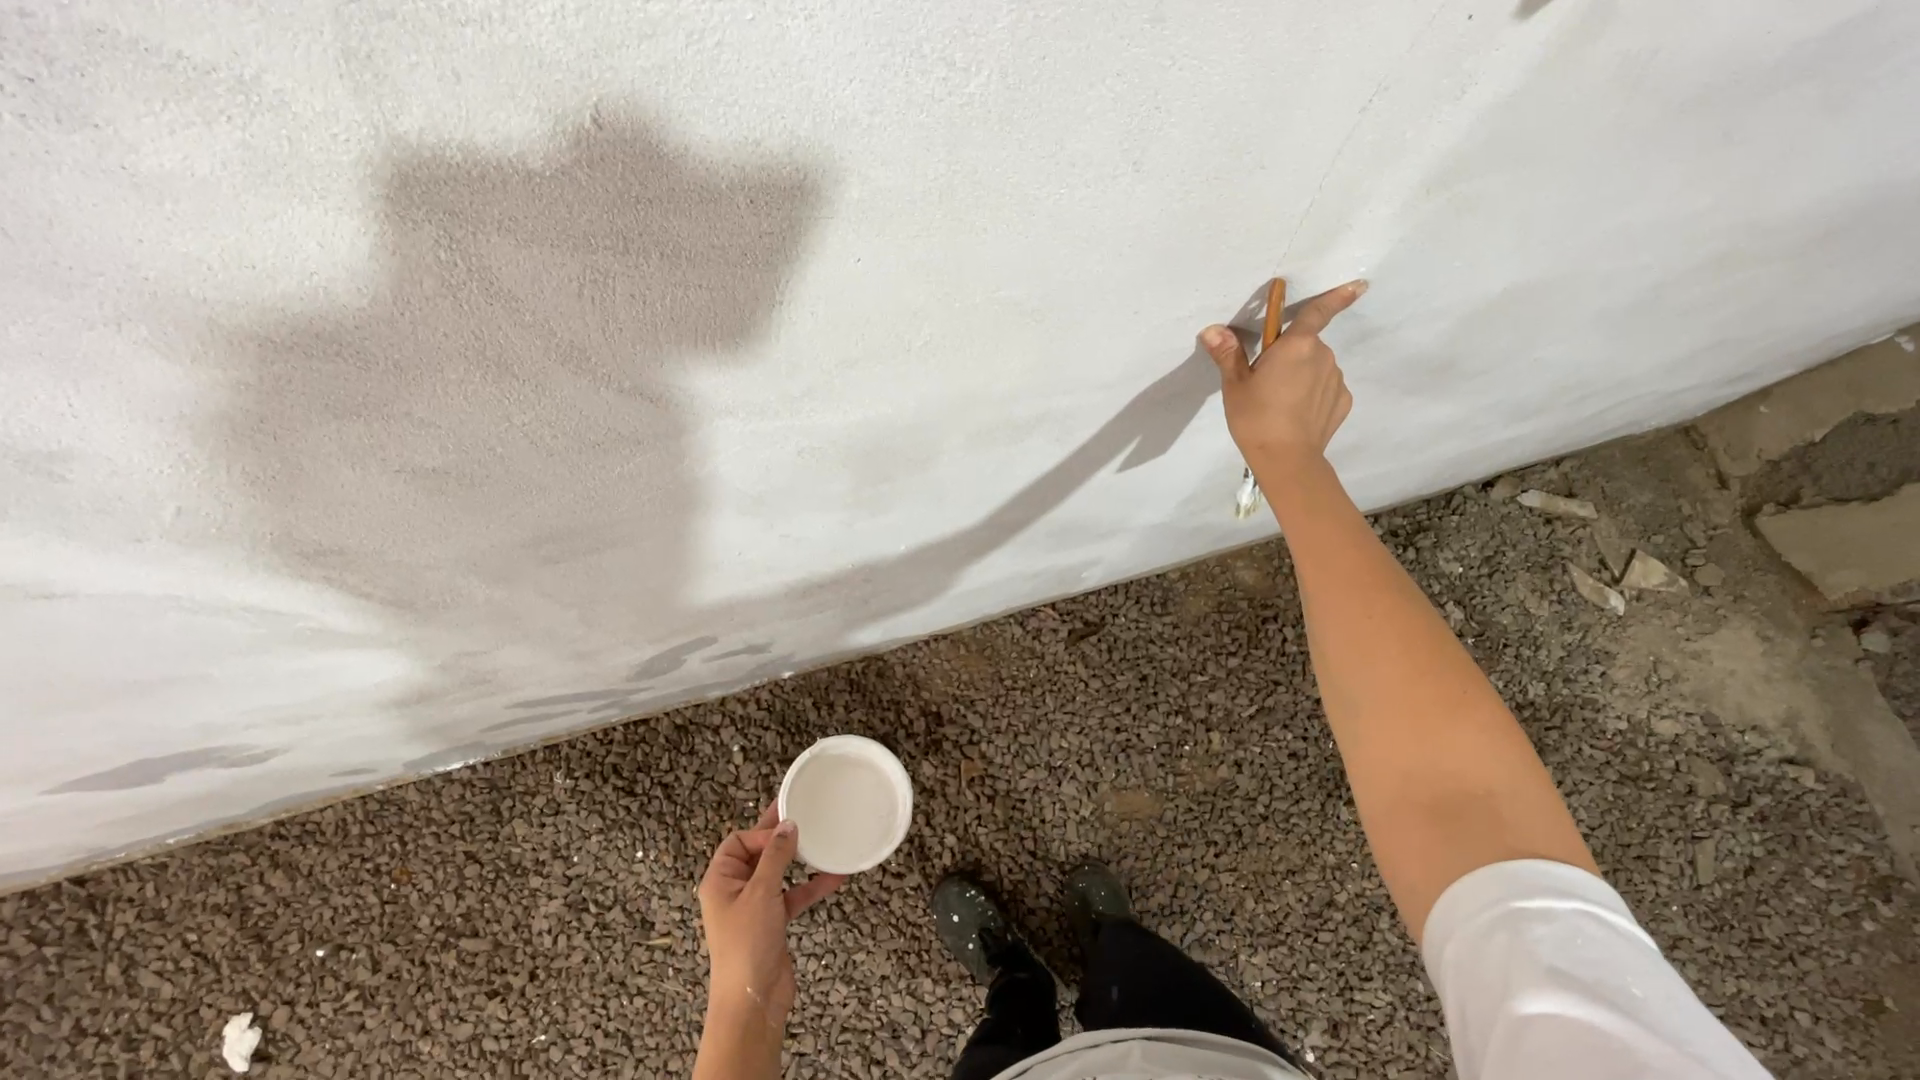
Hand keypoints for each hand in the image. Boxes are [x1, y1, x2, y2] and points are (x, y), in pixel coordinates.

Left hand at [696, 805, 846, 1020]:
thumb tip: (788, 825)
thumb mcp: (761, 892)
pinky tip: (834, 877)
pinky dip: (810, 886)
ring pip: (779, 874)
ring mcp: (755, 907)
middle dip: (781, 839)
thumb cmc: (747, 944)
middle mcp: (735, 890)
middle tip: (805, 814)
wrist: (753, 1000)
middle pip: (758, 854)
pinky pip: (793, 895)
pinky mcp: (773, 923)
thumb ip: (775, 855)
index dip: (762, 831)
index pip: (739, 841)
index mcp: (720, 880)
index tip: (788, 827)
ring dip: (800, 862)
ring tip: (823, 841)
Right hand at [1201, 278, 1366, 465]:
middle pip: (1307, 346)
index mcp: (1296, 345)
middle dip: (1291, 356)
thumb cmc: (1255, 417)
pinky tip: (1297, 415)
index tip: (1358, 285)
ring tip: (1280, 404)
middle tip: (1266, 382)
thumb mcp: (1235, 385)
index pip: (1318, 312)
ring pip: (1317, 368)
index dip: (1337, 296)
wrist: (1286, 459)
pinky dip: (1313, 397)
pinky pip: (1326, 390)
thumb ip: (1228, 354)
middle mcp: (1323, 355)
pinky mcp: (1343, 401)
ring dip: (1302, 377)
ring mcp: (1336, 379)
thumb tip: (1212, 330)